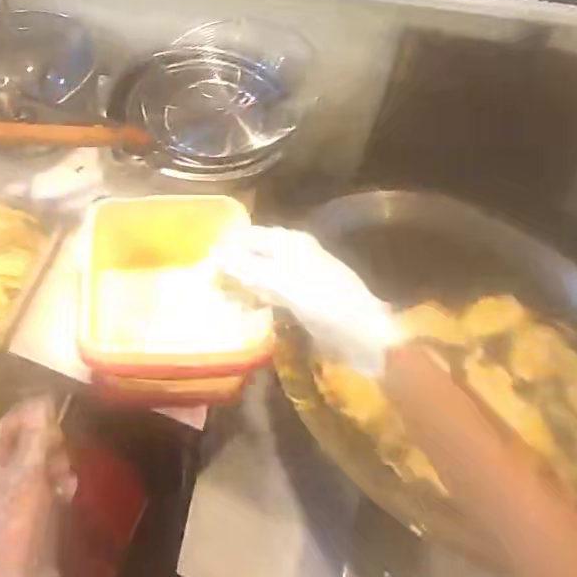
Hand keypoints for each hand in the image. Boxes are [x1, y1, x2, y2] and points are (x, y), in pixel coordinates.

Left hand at [0, 397, 71, 576]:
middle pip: (23, 448)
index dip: (30, 413)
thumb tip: (43, 399)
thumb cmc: (18, 523)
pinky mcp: (24, 528)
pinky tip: (69, 495)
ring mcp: (6, 507)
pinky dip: (55, 491)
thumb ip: (37, 434)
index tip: (57, 407)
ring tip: (68, 476)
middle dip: (47, 444)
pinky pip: (42, 497)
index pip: (6, 426)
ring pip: (35, 473)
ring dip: (55, 468)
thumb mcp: (29, 472)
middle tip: (64, 448)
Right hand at [216, 225, 397, 375]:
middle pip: (254, 252)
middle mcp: (294, 252)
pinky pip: (270, 290)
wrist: (373, 340)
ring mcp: (300, 274)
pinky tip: (244, 308)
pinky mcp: (303, 296)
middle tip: (207, 283)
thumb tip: (217, 256)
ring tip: (220, 297)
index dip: (226, 248)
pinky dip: (255, 296)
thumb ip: (254, 271)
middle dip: (231, 265)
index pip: (248, 236)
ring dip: (242, 282)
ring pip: (260, 271)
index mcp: (292, 243)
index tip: (203, 264)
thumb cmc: (333, 310)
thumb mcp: (291, 289)